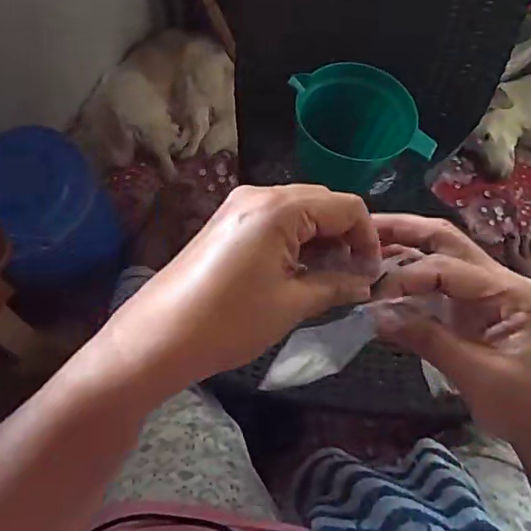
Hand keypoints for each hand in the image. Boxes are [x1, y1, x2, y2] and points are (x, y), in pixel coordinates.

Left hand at [100, 184, 379, 396]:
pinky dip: (294, 238)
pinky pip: (274, 219)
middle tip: (352, 277)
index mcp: (279, 208)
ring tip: (327, 278)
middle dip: (344, 235)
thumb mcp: (291, 304)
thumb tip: (364, 281)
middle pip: (322, 202)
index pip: (346, 206)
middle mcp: (258, 194)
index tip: (371, 274)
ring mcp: (238, 205)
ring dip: (320, 237)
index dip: (367, 238)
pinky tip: (297, 270)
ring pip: (298, 210)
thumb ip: (335, 285)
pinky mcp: (225, 221)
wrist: (159, 335)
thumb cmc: (229, 321)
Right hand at [369, 213, 530, 446]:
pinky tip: (384, 275)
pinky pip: (438, 282)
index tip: (372, 294)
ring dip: (405, 246)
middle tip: (363, 226)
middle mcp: (498, 281)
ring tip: (366, 243)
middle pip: (446, 241)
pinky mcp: (472, 309)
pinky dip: (410, 276)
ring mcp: (485, 293)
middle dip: (405, 230)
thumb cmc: (529, 406)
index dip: (407, 276)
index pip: (448, 267)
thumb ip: (428, 339)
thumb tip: (376, 316)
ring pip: (441, 254)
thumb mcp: (477, 375)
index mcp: (509, 291)